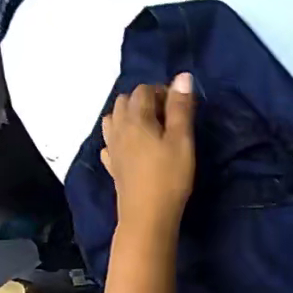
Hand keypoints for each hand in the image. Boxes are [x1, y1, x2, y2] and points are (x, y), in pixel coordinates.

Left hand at [102, 73, 196, 232]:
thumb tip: (182, 76)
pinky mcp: (112, 166)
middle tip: (167, 117)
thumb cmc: (169, 177)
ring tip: (149, 129)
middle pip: (125, 101)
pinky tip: (132, 148)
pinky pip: (110, 143)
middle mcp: (118, 128)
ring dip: (129, 116)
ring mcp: (112, 148)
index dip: (163, 92)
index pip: (144, 90)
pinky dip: (120, 138)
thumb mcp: (182, 140)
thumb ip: (181, 107)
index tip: (180, 107)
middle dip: (144, 101)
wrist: (147, 217)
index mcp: (136, 117)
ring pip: (114, 119)